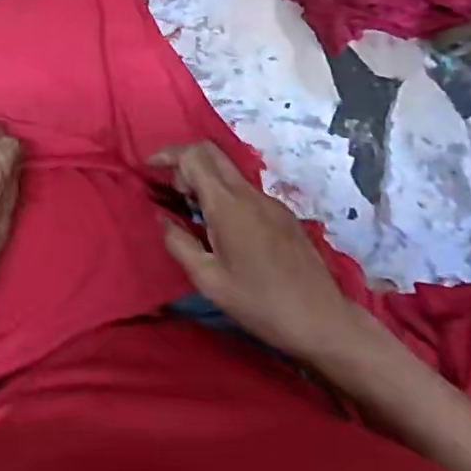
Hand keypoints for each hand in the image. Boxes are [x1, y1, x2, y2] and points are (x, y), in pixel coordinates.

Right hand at [151, 141, 367, 359]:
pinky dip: (223, 193)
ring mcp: (269, 201)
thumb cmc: (260, 303)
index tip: (149, 166)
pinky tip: (222, 227)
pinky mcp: (282, 213)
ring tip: (192, 210)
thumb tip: (163, 218)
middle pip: (212, 152)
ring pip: (229, 170)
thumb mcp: (209, 281)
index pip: (193, 157)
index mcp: (227, 204)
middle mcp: (248, 193)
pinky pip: (244, 189)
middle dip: (184, 158)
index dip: (167, 154)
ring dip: (205, 177)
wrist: (322, 319)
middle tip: (170, 188)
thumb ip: (180, 244)